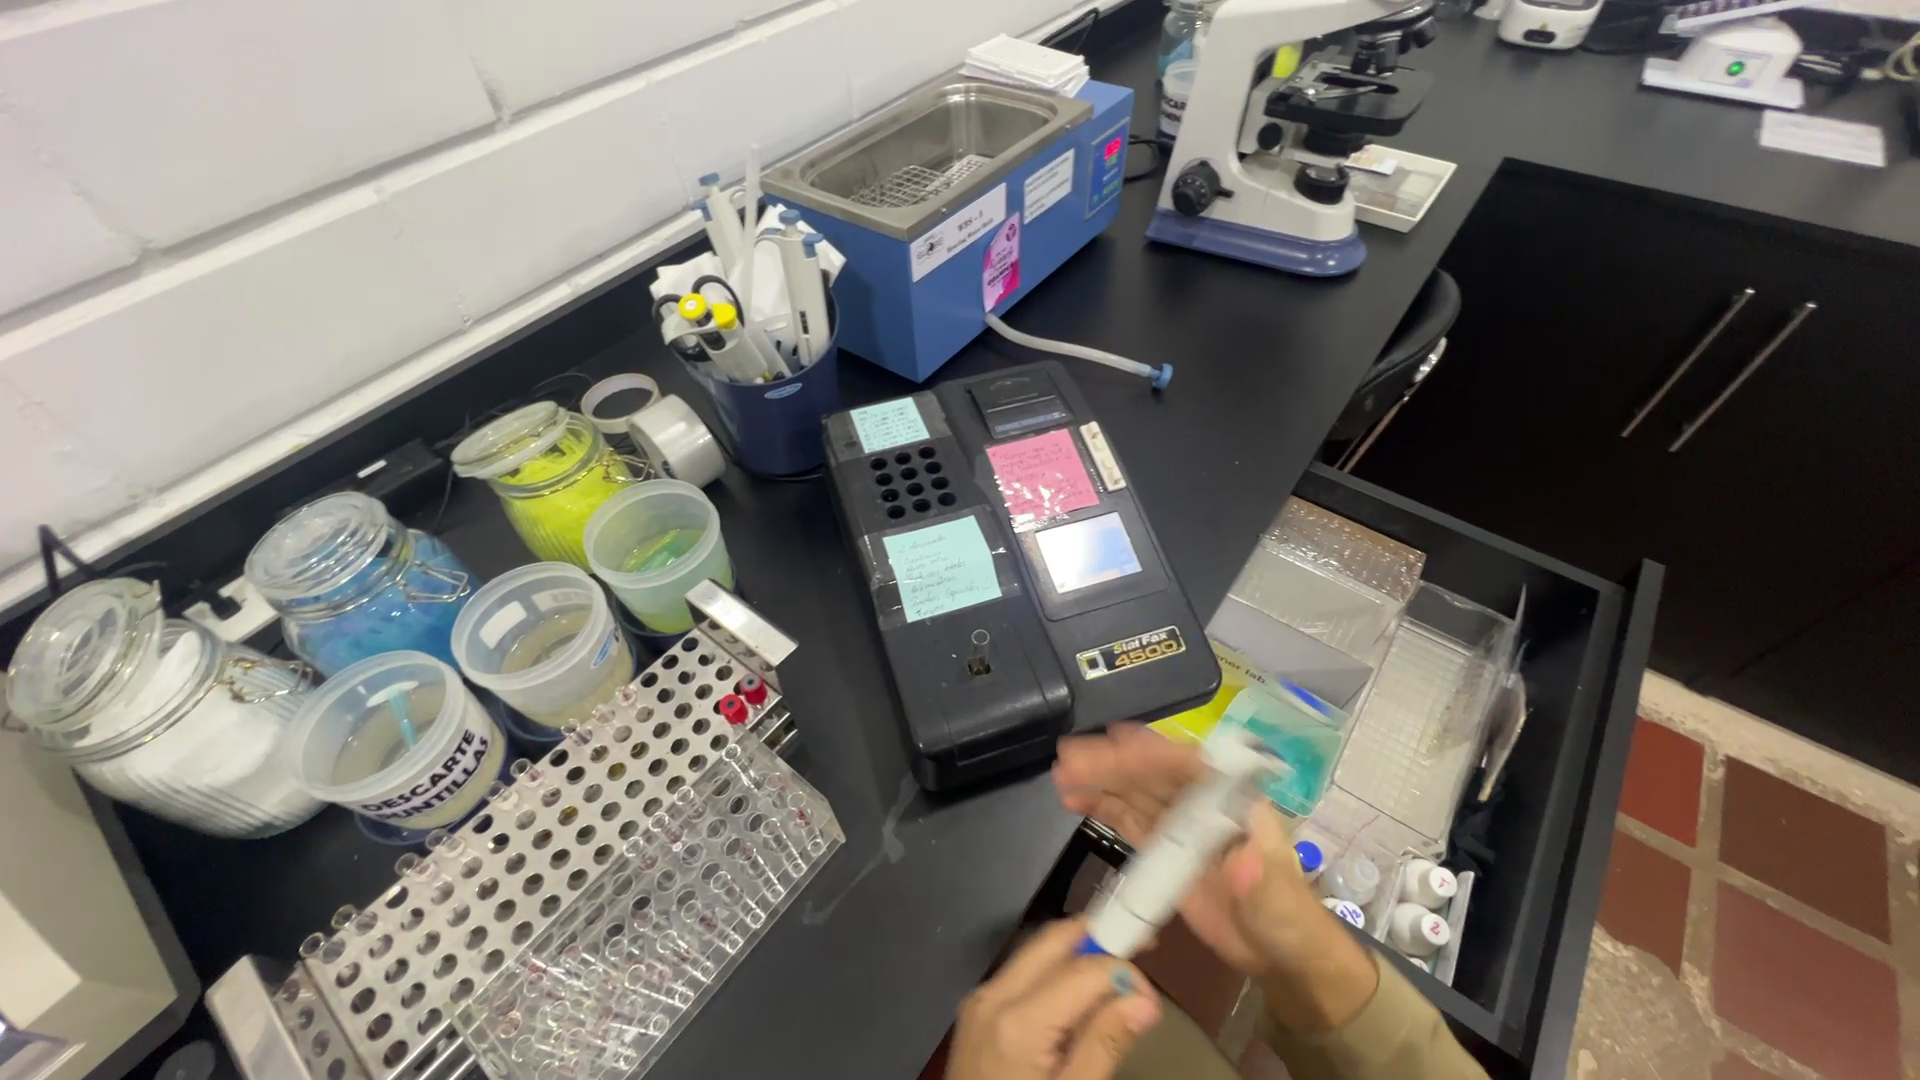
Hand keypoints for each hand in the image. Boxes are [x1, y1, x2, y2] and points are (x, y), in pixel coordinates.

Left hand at [947, 919, 1161, 1079]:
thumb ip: (1104, 1046)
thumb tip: (1145, 1001)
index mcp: (1017, 1023)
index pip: (1083, 969)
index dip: (1124, 973)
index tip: (1151, 1000)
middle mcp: (993, 995)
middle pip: (1053, 939)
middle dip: (1099, 936)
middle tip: (1141, 949)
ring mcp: (979, 999)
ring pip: (1036, 949)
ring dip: (1076, 950)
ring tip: (1116, 972)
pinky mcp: (976, 1009)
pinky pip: (1021, 971)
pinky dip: (1053, 970)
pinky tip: (1078, 993)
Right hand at [1054, 725, 1378, 1030]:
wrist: (1282, 957)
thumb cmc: (1290, 923)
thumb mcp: (1283, 904)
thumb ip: (1265, 883)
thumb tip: (1244, 862)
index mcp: (1235, 804)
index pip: (1193, 769)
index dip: (1155, 753)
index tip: (1118, 740)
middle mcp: (1203, 805)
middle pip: (1154, 775)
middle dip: (1113, 763)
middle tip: (1070, 756)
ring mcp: (1181, 826)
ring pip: (1136, 793)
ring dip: (1100, 781)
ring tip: (1062, 774)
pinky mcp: (1164, 850)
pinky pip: (1129, 820)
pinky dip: (1102, 807)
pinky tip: (1074, 800)